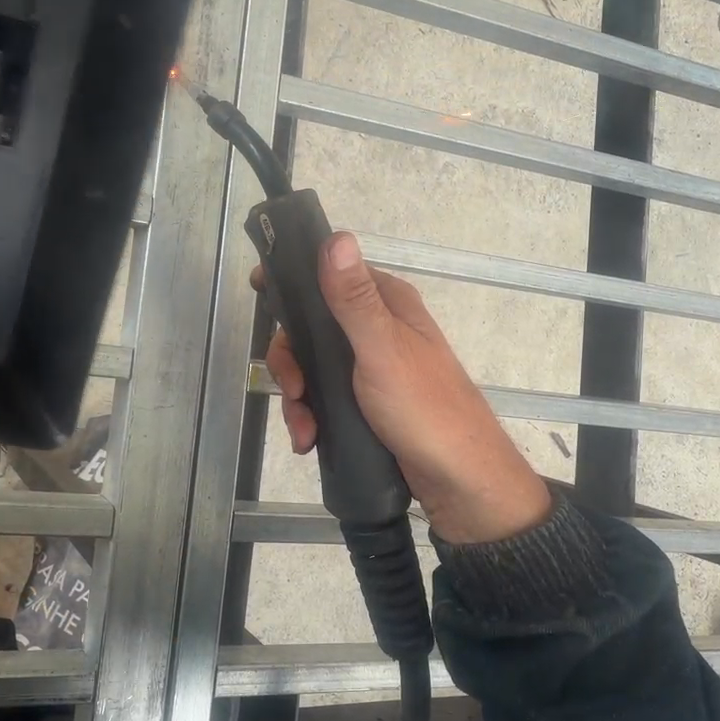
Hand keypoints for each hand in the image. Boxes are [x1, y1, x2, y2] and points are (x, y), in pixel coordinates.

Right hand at [257, 231, 549, 543]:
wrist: (459, 483)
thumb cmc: (424, 409)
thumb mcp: (382, 350)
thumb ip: (354, 299)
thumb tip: (336, 238)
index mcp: (385, 303)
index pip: (328, 274)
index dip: (291, 282)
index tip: (260, 294)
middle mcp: (376, 327)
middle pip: (309, 327)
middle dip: (291, 362)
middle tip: (292, 390)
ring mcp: (369, 366)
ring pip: (311, 365)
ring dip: (298, 398)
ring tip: (304, 430)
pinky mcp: (364, 400)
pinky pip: (322, 396)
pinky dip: (309, 415)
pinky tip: (308, 438)